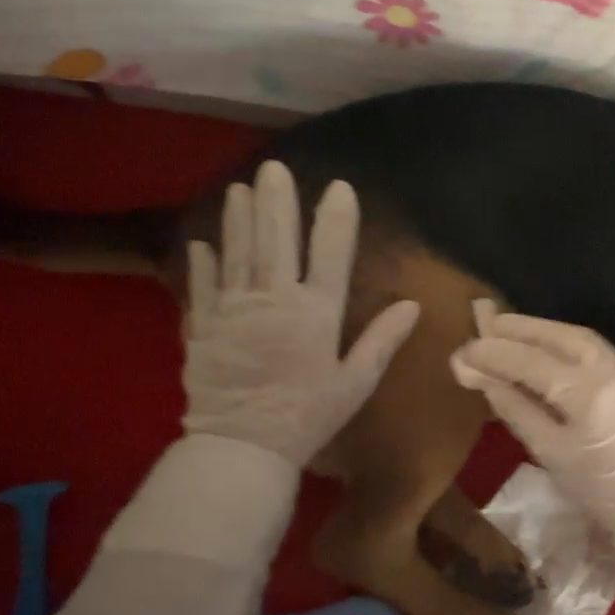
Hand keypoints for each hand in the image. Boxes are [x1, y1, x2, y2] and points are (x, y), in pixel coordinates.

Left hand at [181, 161, 418, 466]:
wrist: (243, 446)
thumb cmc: (308, 415)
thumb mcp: (355, 382)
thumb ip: (381, 339)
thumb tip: (411, 304)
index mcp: (315, 313)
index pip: (329, 254)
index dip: (336, 219)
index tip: (339, 187)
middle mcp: (273, 301)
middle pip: (275, 241)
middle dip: (275, 202)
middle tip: (274, 168)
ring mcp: (233, 311)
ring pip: (237, 254)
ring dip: (238, 219)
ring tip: (238, 188)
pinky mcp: (203, 327)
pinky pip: (202, 287)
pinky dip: (203, 263)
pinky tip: (203, 243)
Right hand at [450, 308, 614, 531]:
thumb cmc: (593, 486)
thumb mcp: (547, 451)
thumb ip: (516, 408)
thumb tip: (484, 376)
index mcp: (589, 396)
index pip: (533, 363)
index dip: (496, 354)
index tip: (466, 349)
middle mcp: (611, 372)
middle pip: (561, 338)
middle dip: (522, 329)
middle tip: (488, 324)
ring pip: (581, 338)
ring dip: (544, 330)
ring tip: (511, 329)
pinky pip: (595, 349)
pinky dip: (566, 342)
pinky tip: (545, 345)